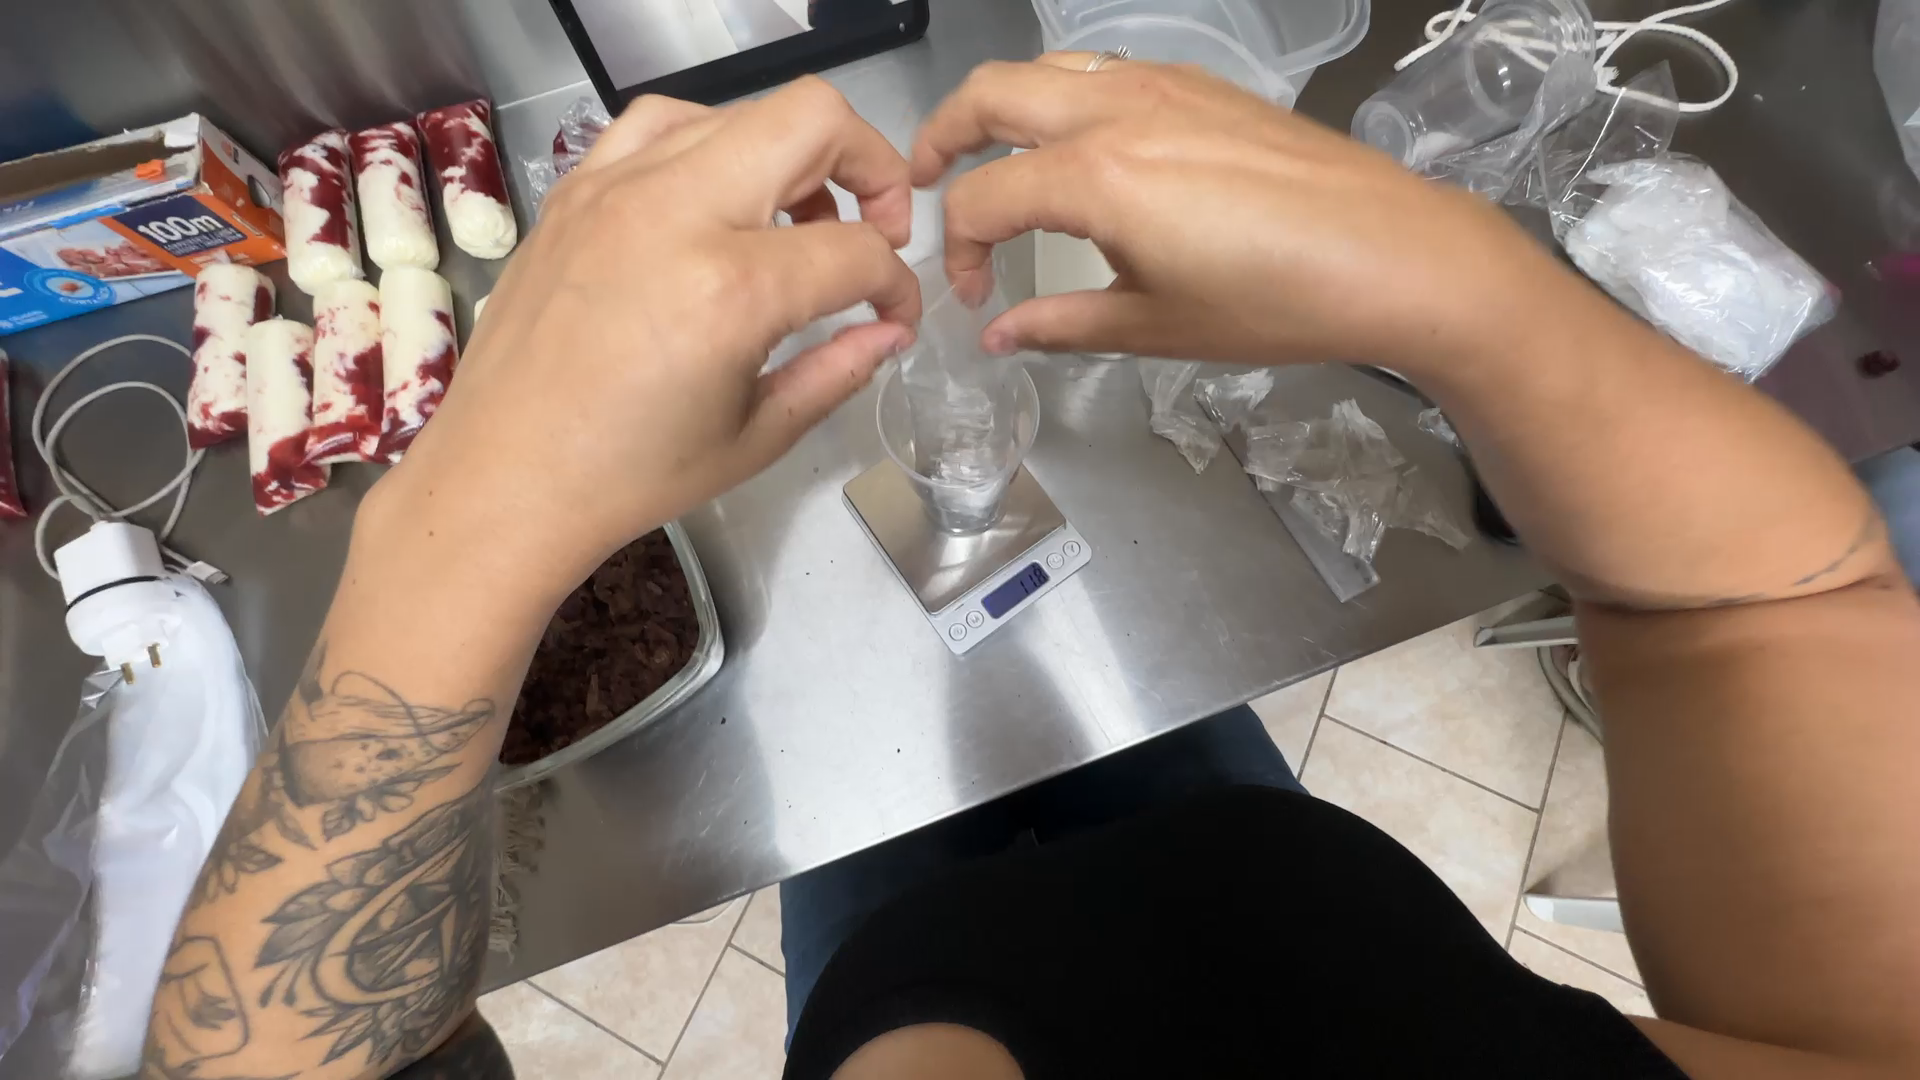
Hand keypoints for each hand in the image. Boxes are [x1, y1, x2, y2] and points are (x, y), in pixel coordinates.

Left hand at [371, 78, 920, 597]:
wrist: (509, 474)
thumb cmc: (640, 474)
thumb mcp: (760, 434)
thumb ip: (840, 370)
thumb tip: (892, 331)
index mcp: (731, 289)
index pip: (856, 252)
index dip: (898, 285)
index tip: (896, 317)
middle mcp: (677, 211)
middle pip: (813, 121)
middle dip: (874, 168)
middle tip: (880, 229)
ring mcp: (617, 184)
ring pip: (742, 110)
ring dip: (797, 156)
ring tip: (801, 222)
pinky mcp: (578, 186)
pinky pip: (665, 124)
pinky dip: (718, 145)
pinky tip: (723, 200)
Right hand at [913, 55, 1579, 368]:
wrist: (1391, 255)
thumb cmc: (1267, 304)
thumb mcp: (1150, 326)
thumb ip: (1058, 326)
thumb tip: (994, 336)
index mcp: (1096, 177)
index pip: (983, 200)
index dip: (958, 252)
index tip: (974, 300)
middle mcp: (1116, 110)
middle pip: (993, 93)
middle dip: (941, 135)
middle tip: (922, 182)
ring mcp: (1162, 84)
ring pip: (1047, 70)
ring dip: (1000, 109)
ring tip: (988, 160)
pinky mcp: (1200, 85)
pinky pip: (1101, 74)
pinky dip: (1059, 104)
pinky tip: (1074, 152)